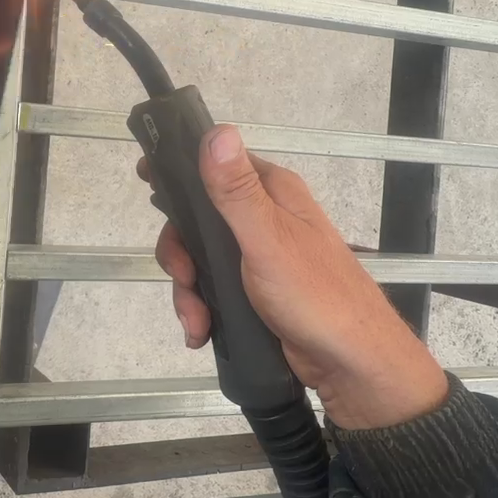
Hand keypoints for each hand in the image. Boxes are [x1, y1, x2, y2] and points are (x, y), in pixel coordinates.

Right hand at [146, 125, 447, 429]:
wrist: (351, 365)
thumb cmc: (314, 295)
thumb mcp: (267, 239)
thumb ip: (236, 190)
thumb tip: (216, 131)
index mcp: (271, 192)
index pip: (216, 164)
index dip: (179, 172)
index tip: (147, 182)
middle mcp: (263, 217)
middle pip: (197, 219)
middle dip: (180, 254)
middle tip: (182, 278)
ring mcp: (258, 255)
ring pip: (200, 258)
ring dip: (189, 291)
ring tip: (197, 321)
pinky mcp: (254, 289)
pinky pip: (212, 288)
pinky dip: (201, 308)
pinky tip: (201, 330)